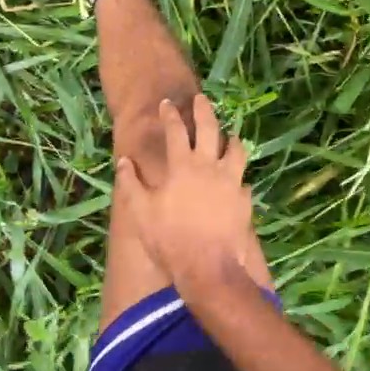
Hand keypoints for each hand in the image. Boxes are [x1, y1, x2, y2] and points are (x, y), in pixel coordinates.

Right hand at [116, 95, 271, 291]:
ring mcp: (231, 183)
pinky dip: (239, 175)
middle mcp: (209, 167)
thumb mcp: (140, 211)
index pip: (176, 130)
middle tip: (201, 99)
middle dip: (204, 111)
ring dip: (230, 138)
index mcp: (182, 166)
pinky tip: (237, 179)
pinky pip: (244, 180)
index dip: (170, 114)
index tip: (166, 104)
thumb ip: (131, 183)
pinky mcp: (245, 201)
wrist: (210, 271)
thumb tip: (124, 161)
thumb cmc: (170, 239)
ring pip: (236, 150)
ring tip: (229, 134)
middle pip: (209, 129)